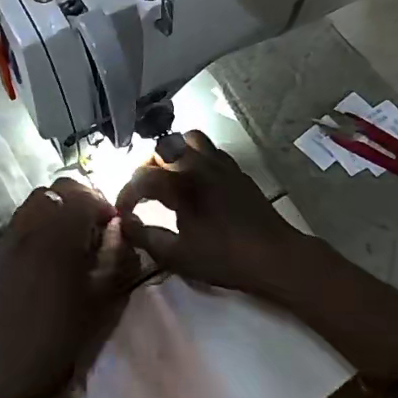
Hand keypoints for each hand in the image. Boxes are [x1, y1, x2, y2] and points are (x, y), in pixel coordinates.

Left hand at [0, 178, 133, 397]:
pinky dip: (41, 216)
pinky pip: (24, 214)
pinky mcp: (2, 245)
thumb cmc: (70, 329)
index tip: (114, 222)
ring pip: (39, 198)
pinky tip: (51, 241)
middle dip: (82, 198)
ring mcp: (13, 233)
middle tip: (96, 221)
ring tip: (73, 229)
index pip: (85, 196)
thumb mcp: (108, 293)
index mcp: (61, 235)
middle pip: (60, 189)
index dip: (104, 204)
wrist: (21, 358)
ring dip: (60, 205)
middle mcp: (33, 225)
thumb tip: (121, 227)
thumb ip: (119, 252)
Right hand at [115, 131, 304, 295]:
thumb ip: (144, 237)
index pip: (140, 178)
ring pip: (187, 139)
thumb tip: (123, 223)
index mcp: (180, 185)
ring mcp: (219, 163)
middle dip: (145, 169)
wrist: (275, 257)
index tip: (123, 213)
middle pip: (160, 149)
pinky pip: (209, 150)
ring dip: (172, 152)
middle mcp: (197, 165)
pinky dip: (195, 157)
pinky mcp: (236, 170)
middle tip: (142, 193)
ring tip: (168, 175)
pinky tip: (196, 180)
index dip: (126, 195)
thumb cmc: (224, 258)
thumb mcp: (177, 256)